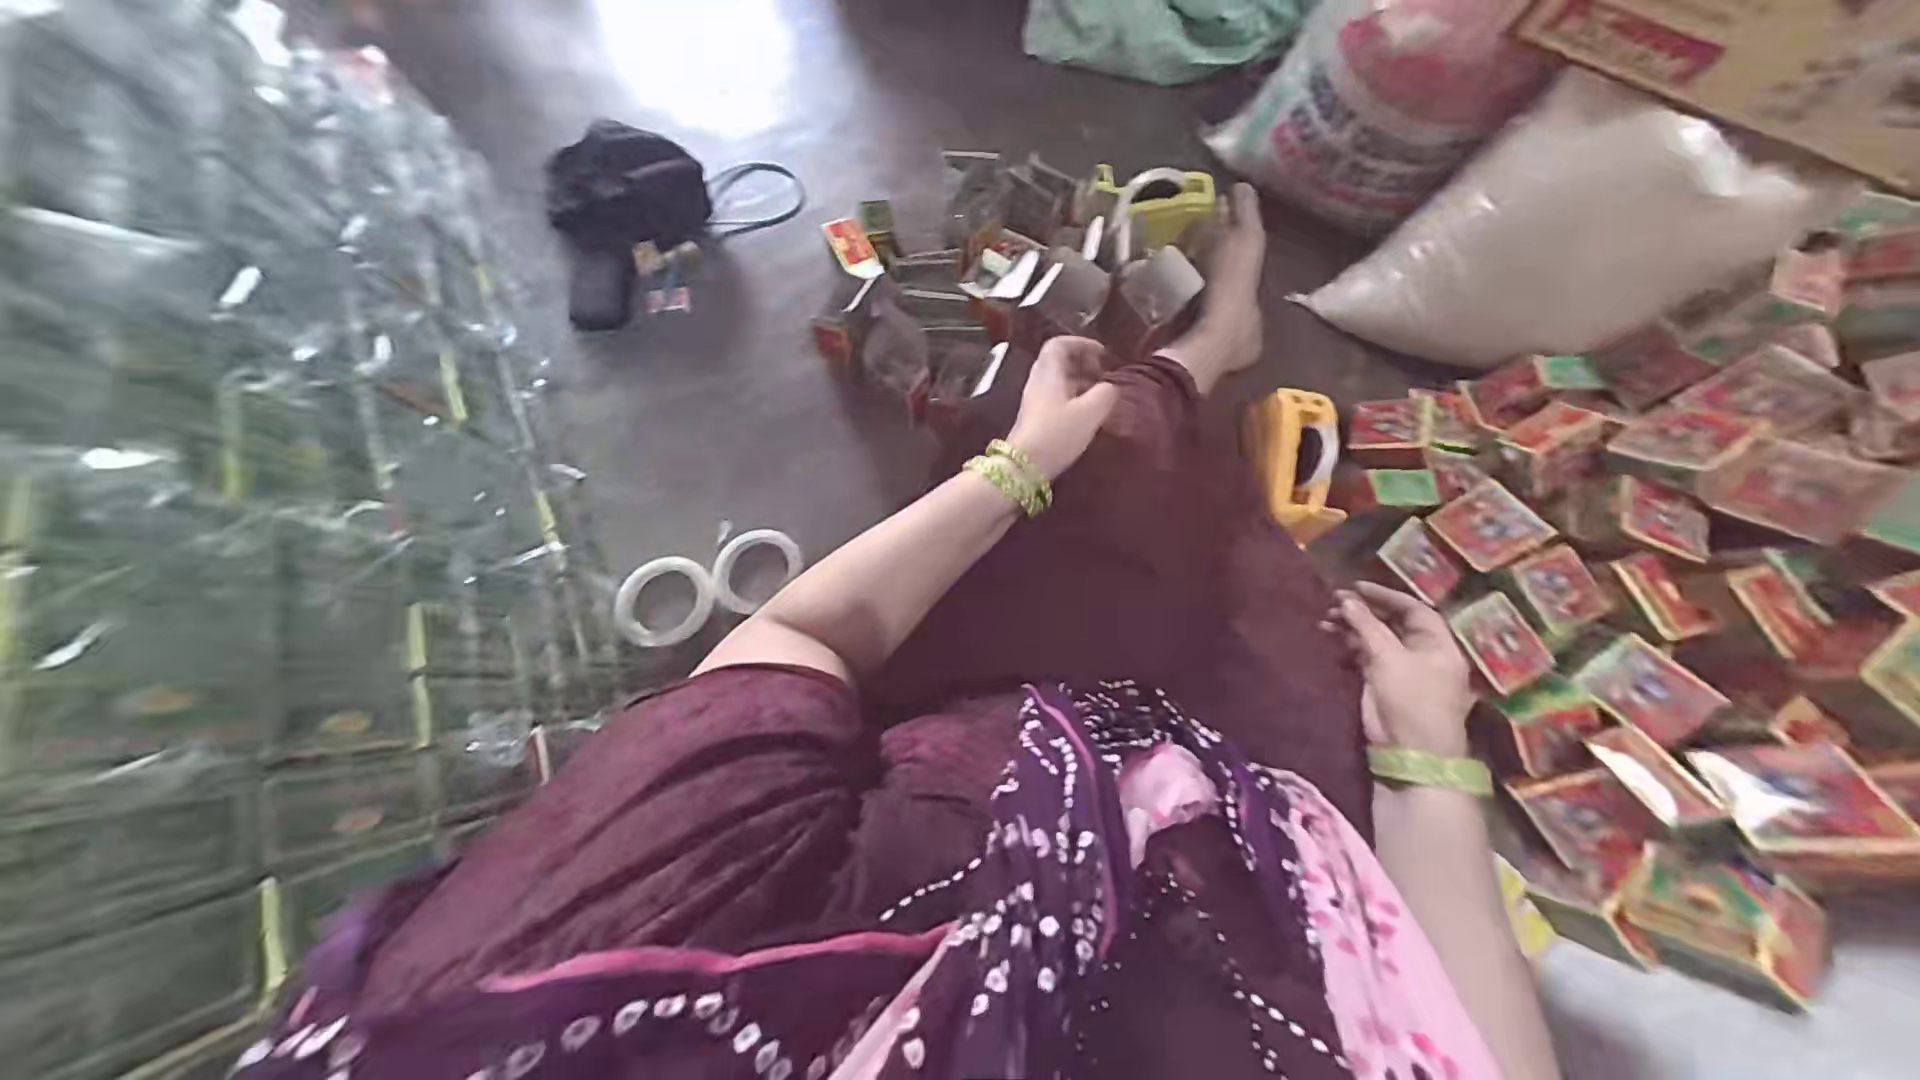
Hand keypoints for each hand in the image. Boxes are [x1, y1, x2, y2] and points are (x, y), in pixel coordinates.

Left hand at [1004, 336, 1120, 479]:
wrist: (1023, 467)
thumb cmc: (1057, 434)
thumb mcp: (1090, 412)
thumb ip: (1106, 393)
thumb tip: (1110, 387)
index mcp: (1049, 373)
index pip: (1059, 344)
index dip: (1082, 344)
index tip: (1102, 355)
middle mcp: (1038, 382)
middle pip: (1058, 362)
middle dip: (1083, 364)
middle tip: (1104, 376)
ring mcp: (1034, 402)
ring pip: (1058, 382)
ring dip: (1079, 384)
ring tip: (1100, 397)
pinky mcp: (1034, 419)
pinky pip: (1055, 399)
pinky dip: (1072, 399)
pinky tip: (1086, 416)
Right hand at [1323, 581, 1473, 756]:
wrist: (1410, 747)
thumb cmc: (1411, 698)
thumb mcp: (1390, 658)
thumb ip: (1367, 626)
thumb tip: (1346, 600)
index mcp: (1437, 644)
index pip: (1413, 610)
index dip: (1386, 595)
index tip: (1357, 586)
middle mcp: (1421, 651)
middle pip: (1392, 621)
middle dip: (1364, 609)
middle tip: (1334, 599)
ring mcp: (1400, 665)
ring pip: (1374, 636)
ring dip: (1352, 625)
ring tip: (1326, 617)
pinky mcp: (1381, 678)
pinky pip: (1364, 652)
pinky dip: (1347, 642)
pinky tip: (1329, 634)